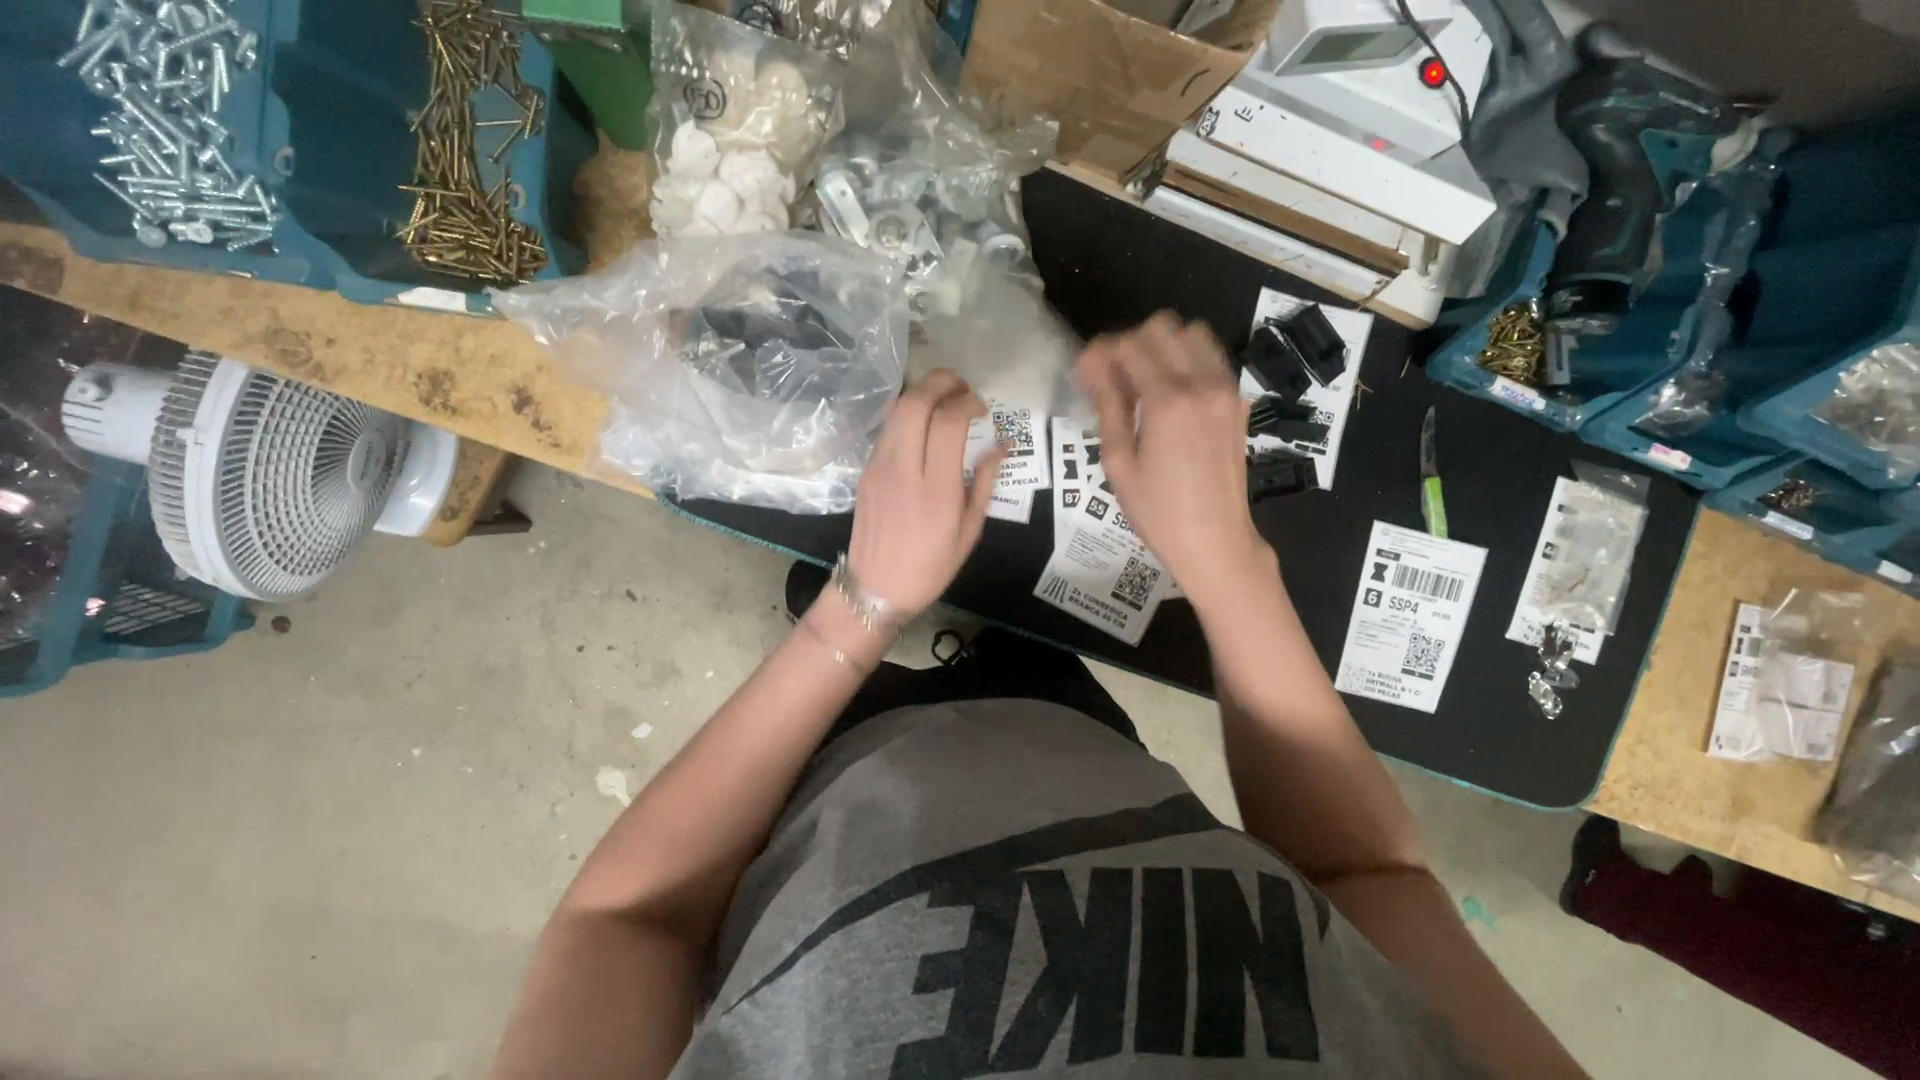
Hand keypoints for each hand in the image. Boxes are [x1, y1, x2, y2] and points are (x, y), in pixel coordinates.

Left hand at [845, 369, 1000, 617]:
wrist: (874, 589)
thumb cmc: (930, 566)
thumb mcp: (970, 531)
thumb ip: (984, 483)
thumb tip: (1000, 445)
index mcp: (936, 489)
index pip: (949, 422)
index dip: (968, 402)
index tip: (982, 408)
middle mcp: (903, 470)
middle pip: (915, 402)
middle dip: (941, 382)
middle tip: (962, 386)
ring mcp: (879, 467)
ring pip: (895, 410)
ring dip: (921, 393)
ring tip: (943, 398)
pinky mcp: (866, 470)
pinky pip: (887, 429)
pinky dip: (906, 414)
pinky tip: (922, 425)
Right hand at [1077, 312, 1277, 612]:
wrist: (1215, 541)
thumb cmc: (1157, 511)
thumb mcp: (1119, 462)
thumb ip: (1108, 404)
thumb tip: (1090, 364)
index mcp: (1168, 400)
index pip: (1129, 346)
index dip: (1100, 352)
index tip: (1086, 370)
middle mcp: (1202, 384)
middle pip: (1163, 328)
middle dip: (1132, 342)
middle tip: (1114, 375)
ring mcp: (1226, 390)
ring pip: (1193, 334)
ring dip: (1164, 345)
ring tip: (1144, 380)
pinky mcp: (1238, 402)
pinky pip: (1212, 358)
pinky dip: (1189, 360)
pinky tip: (1172, 393)